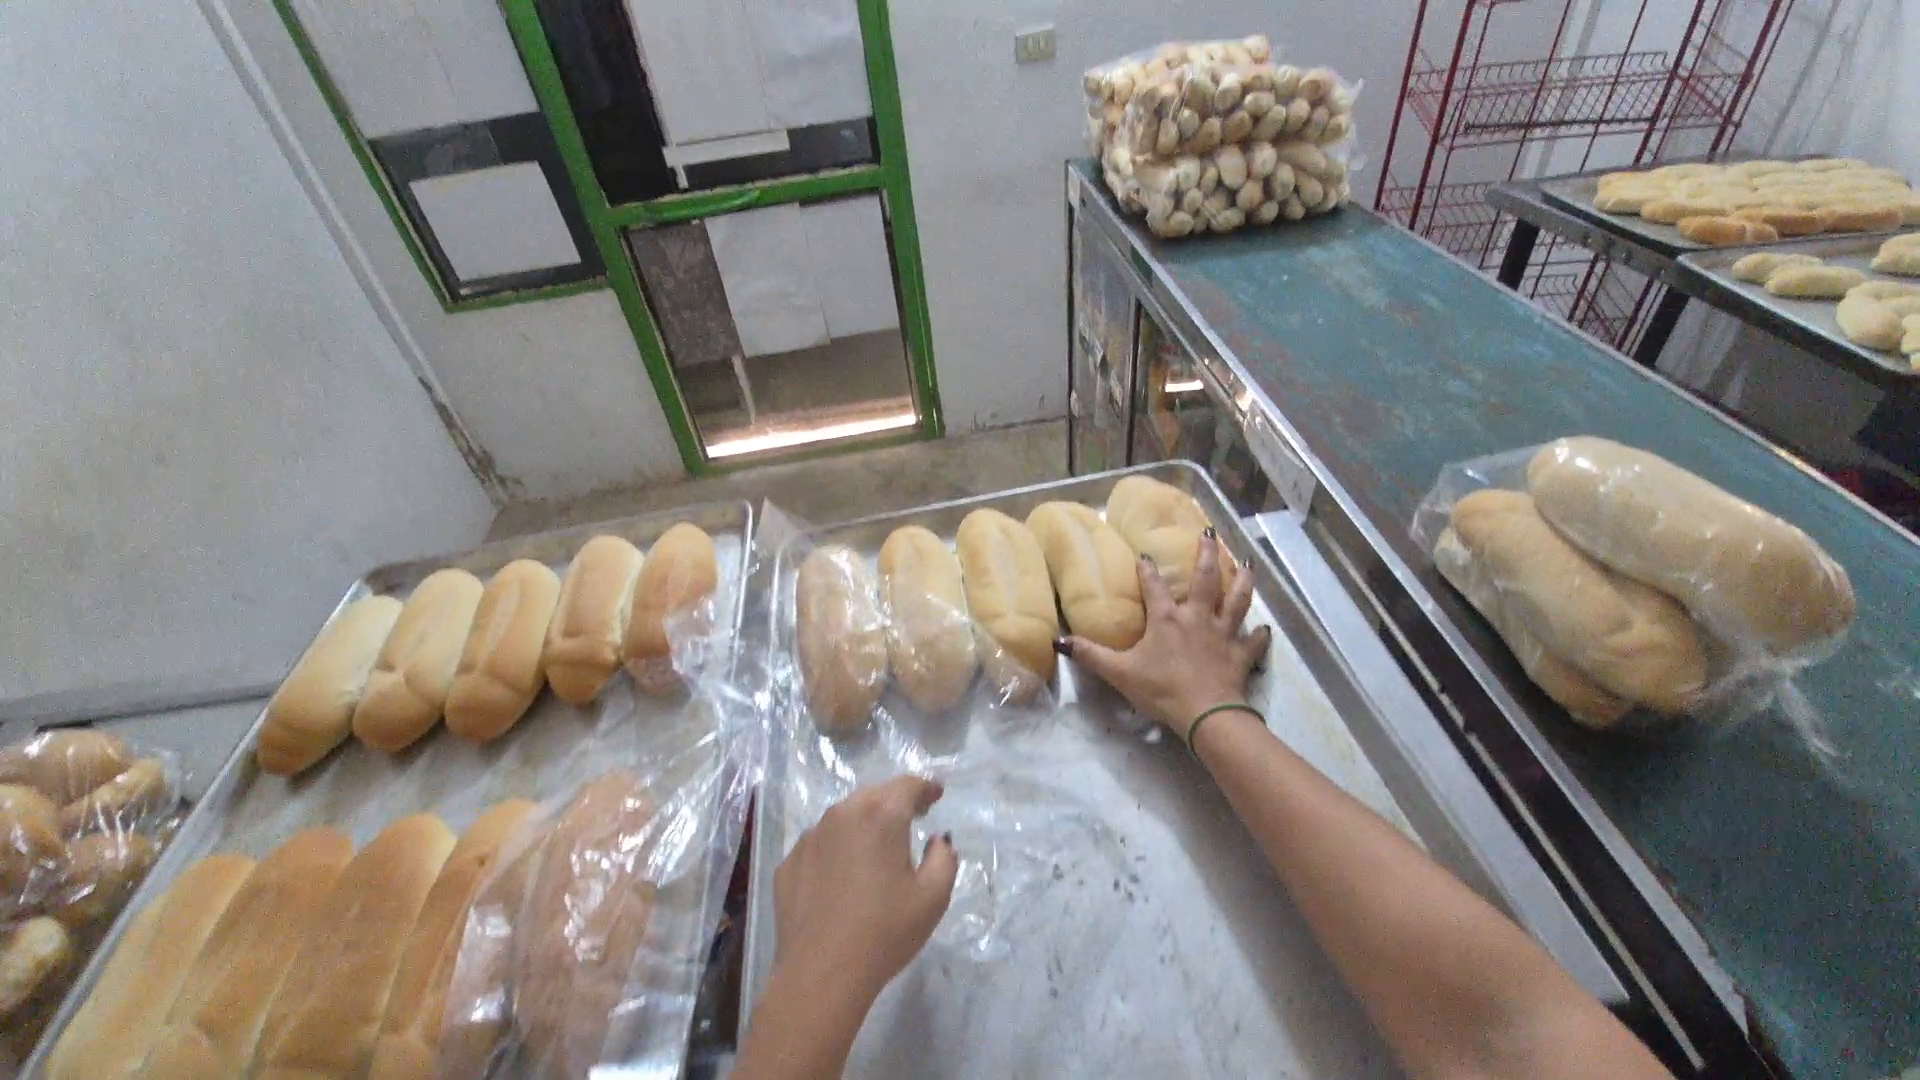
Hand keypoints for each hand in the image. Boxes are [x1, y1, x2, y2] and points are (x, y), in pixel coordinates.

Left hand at [771, 775, 959, 1004]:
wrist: (820, 975)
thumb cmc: (885, 933)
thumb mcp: (933, 898)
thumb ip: (944, 857)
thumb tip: (937, 839)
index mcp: (881, 816)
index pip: (907, 786)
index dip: (925, 787)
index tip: (936, 795)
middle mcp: (842, 814)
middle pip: (874, 795)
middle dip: (895, 802)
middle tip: (912, 817)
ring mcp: (810, 837)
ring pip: (844, 817)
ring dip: (864, 824)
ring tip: (876, 848)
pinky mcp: (789, 862)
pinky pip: (820, 843)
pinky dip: (837, 848)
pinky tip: (842, 876)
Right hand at [1061, 532, 1271, 742]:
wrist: (1206, 714)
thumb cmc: (1162, 689)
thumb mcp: (1120, 673)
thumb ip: (1091, 655)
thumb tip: (1060, 641)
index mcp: (1166, 619)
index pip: (1154, 587)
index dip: (1147, 570)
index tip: (1145, 555)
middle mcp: (1197, 618)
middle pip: (1205, 579)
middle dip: (1206, 554)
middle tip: (1209, 533)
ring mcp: (1223, 635)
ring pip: (1237, 600)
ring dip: (1242, 580)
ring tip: (1246, 563)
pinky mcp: (1241, 655)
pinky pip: (1253, 641)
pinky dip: (1259, 634)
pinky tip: (1264, 628)